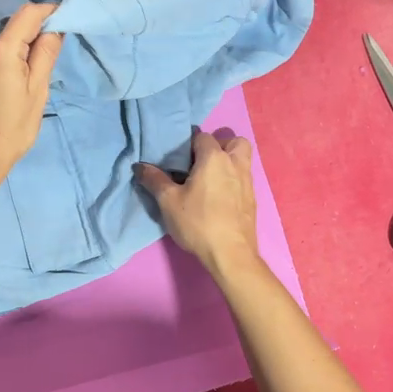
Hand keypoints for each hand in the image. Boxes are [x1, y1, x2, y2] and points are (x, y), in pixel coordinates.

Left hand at [0, 2, 63, 201]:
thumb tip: (55, 27)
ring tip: (33, 72)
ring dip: (21, 47)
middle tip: (52, 54)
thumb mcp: (38, 91)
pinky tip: (15, 78)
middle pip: (15, 26)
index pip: (28, 13)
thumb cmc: (12, 129)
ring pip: (4, 39)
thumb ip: (46, 54)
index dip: (49, 12)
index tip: (64, 22)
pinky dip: (8, 56)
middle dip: (35, 33)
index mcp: (1, 50)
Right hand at [136, 129, 260, 274]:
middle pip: (233, 141)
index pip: (203, 137)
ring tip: (209, 179)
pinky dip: (233, 179)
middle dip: (218, 145)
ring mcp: (248, 181)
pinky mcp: (252, 198)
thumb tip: (139, 166)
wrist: (230, 254)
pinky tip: (218, 197)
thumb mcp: (168, 201)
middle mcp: (235, 164)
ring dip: (228, 161)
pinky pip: (243, 178)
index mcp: (214, 158)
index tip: (179, 160)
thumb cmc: (198, 223)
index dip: (189, 144)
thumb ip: (154, 180)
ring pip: (242, 159)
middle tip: (201, 162)